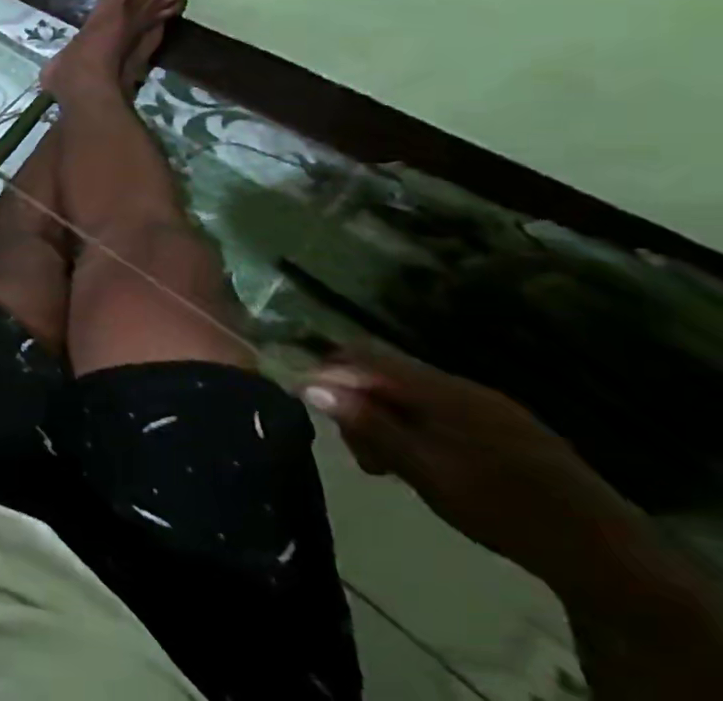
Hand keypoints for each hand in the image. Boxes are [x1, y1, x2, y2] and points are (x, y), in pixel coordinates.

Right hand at [301, 347, 649, 591]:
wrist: (604, 554)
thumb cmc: (500, 507)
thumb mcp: (423, 469)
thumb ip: (368, 424)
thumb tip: (310, 384)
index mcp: (441, 391)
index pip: (364, 355)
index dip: (327, 372)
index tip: (306, 405)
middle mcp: (460, 387)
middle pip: (382, 372)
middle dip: (354, 402)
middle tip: (356, 451)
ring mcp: (483, 406)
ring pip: (405, 394)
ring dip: (380, 419)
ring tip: (383, 465)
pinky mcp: (497, 427)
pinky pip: (433, 411)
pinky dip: (408, 428)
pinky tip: (416, 463)